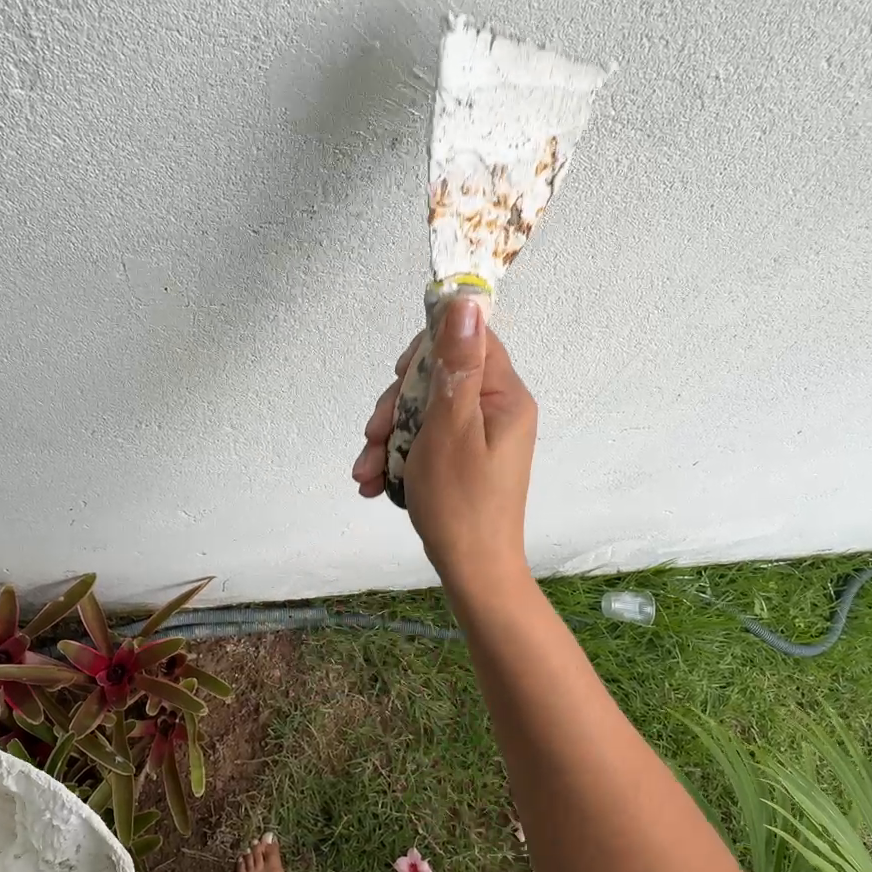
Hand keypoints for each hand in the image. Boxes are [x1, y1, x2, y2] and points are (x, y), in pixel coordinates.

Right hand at [353, 297, 537, 583]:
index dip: (429, 349)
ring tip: (366, 471)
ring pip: (424, 413)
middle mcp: (496, 410)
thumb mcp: (450, 427)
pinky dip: (399, 457)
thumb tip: (467, 300)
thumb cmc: (460, 502)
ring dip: (389, 438)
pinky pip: (426, 441)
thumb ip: (456, 364)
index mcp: (504, 396)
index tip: (398, 376)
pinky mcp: (463, 460)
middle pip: (439, 379)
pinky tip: (375, 482)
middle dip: (396, 406)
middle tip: (374, 436)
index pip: (470, 340)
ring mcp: (479, 437)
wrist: (473, 571)